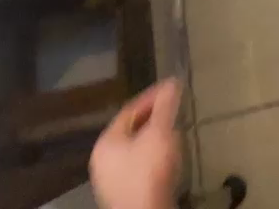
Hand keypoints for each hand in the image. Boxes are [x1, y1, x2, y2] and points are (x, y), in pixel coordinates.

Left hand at [90, 78, 182, 208]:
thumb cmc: (149, 171)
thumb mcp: (160, 132)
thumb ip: (165, 106)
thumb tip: (172, 83)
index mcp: (106, 142)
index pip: (130, 109)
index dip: (152, 96)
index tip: (172, 88)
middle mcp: (103, 161)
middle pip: (131, 129)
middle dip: (154, 117)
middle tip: (174, 108)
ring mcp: (111, 181)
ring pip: (136, 149)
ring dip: (155, 137)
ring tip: (175, 130)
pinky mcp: (124, 195)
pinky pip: (139, 166)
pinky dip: (154, 156)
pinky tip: (168, 157)